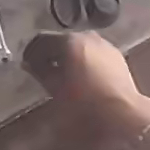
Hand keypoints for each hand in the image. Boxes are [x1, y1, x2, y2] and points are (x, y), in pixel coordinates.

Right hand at [22, 30, 149, 139]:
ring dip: (66, 56)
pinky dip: (81, 59)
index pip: (41, 39)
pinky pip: (92, 52)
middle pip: (60, 40)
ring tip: (60, 73)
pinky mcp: (115, 55)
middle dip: (49, 53)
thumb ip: (40, 72)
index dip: (31, 51)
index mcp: (69, 41)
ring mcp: (103, 44)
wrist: (124, 113)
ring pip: (77, 45)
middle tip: (40, 69)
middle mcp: (87, 36)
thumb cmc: (85, 103)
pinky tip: (80, 75)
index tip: (26, 64)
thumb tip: (28, 64)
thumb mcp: (56, 88)